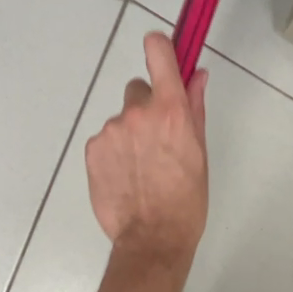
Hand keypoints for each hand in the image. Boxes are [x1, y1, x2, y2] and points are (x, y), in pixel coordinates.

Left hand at [85, 32, 209, 268]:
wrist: (152, 241)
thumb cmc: (186, 204)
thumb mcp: (199, 156)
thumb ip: (195, 110)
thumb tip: (197, 76)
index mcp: (170, 110)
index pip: (157, 50)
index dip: (159, 50)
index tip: (163, 61)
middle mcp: (137, 112)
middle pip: (138, 91)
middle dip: (146, 111)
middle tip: (155, 146)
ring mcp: (111, 130)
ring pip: (120, 121)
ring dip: (129, 138)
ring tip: (140, 173)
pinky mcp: (93, 150)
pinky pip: (105, 142)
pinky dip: (113, 156)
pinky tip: (125, 180)